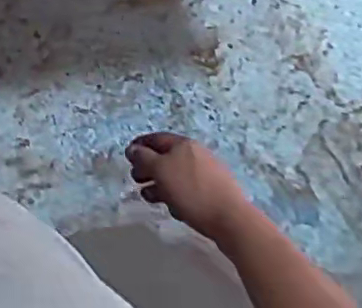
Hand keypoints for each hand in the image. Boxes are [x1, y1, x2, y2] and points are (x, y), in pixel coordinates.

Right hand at [126, 132, 254, 240]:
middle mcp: (197, 155)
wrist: (234, 223)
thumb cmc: (192, 191)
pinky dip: (178, 196)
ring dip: (160, 185)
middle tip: (136, 179)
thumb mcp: (159, 170)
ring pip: (177, 176)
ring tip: (150, 198)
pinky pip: (191, 191)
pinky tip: (175, 209)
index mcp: (183, 144)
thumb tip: (133, 149)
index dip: (138, 146)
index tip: (127, 158)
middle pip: (166, 158)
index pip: (154, 138)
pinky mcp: (218, 195)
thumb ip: (142, 157)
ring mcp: (210, 175)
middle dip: (148, 169)